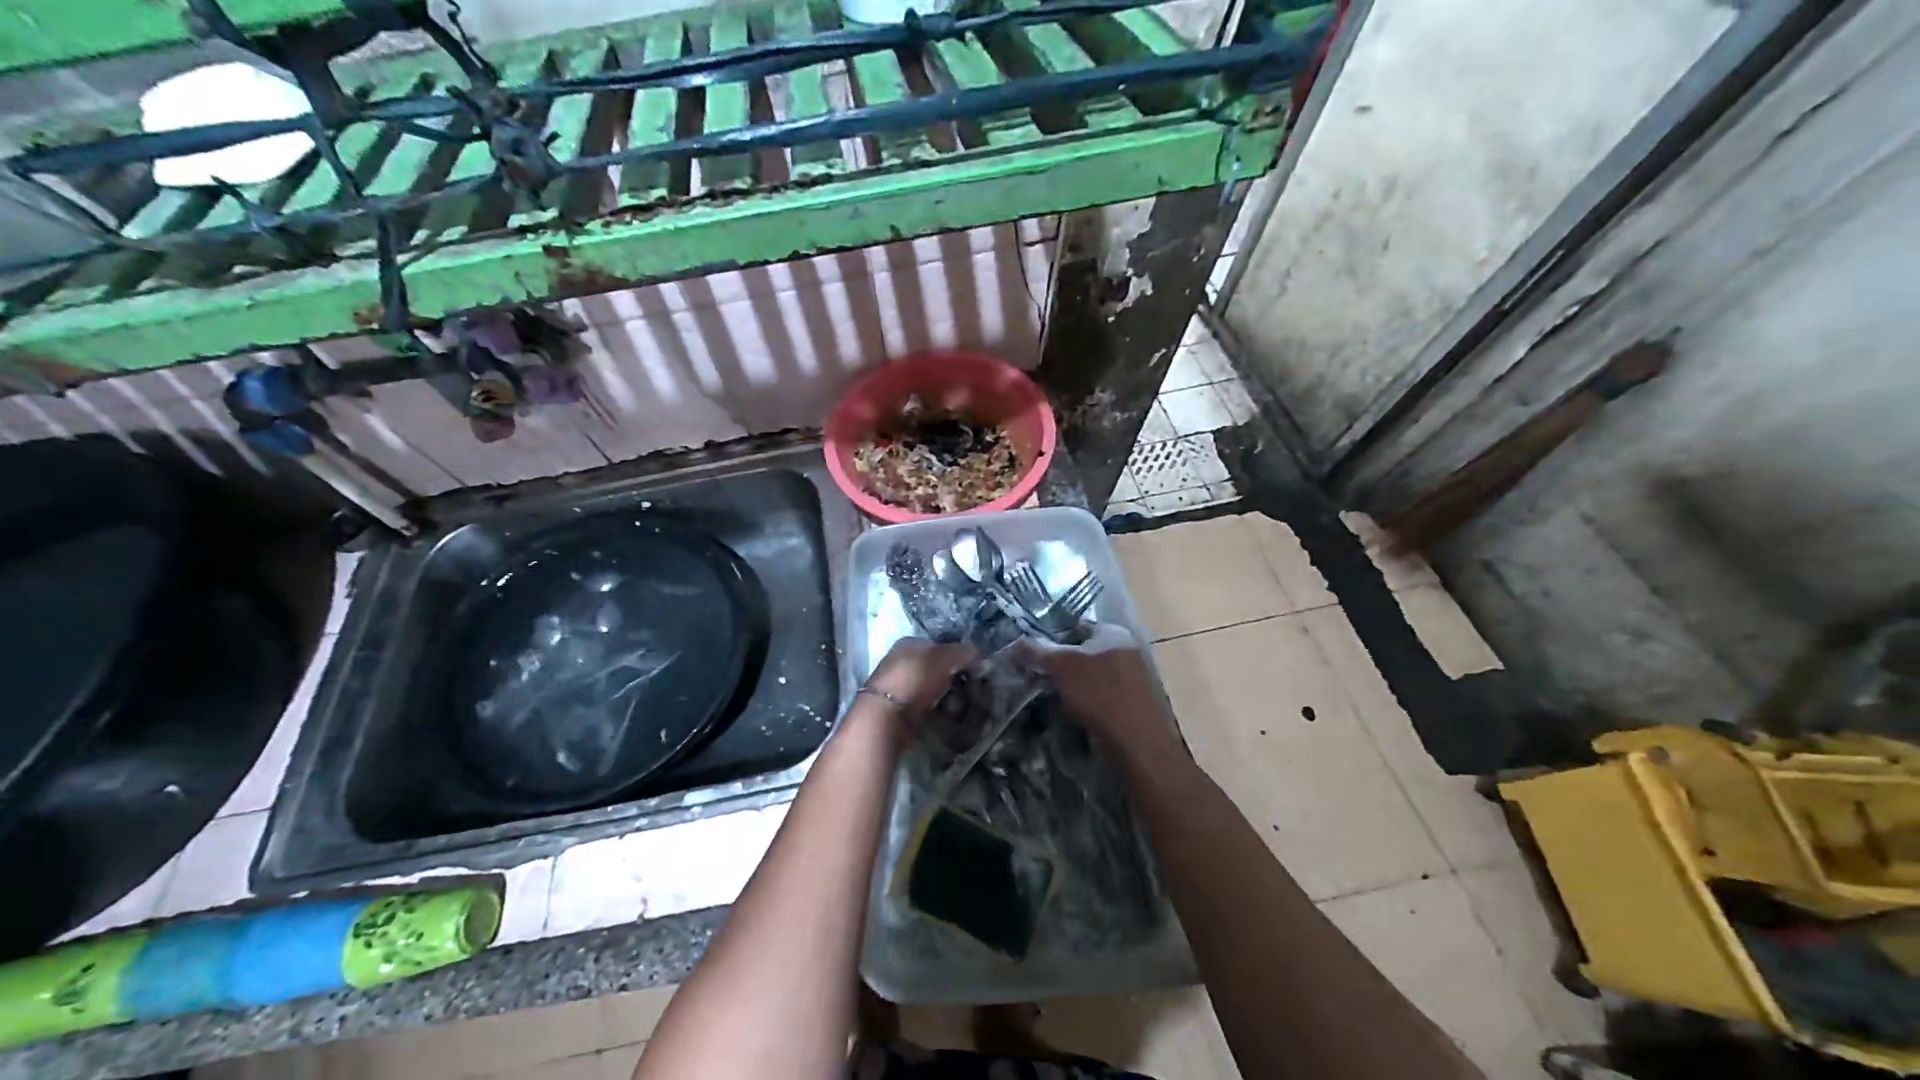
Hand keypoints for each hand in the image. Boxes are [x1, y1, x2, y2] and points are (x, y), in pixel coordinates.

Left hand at [864, 638, 975, 715]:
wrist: (886, 716)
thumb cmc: (914, 678)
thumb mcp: (943, 657)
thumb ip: (963, 652)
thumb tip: (979, 652)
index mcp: (909, 644)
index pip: (940, 646)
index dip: (959, 656)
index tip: (974, 670)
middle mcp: (903, 662)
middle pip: (937, 669)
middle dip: (955, 679)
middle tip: (970, 690)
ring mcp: (901, 687)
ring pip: (934, 690)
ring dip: (949, 698)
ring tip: (961, 707)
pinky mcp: (901, 710)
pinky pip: (927, 707)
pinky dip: (939, 712)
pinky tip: (948, 718)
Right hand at [1020, 625, 1184, 763]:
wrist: (1137, 741)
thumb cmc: (1099, 692)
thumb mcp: (1061, 666)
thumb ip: (1036, 651)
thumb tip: (1014, 643)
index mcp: (1113, 633)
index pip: (1075, 625)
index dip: (1050, 636)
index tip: (1029, 651)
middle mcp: (1125, 651)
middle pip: (1080, 652)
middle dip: (1057, 664)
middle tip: (1033, 675)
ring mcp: (1130, 679)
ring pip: (1087, 677)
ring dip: (1066, 686)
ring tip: (1044, 696)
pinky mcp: (1129, 704)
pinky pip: (1097, 697)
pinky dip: (1080, 702)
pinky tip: (1065, 712)